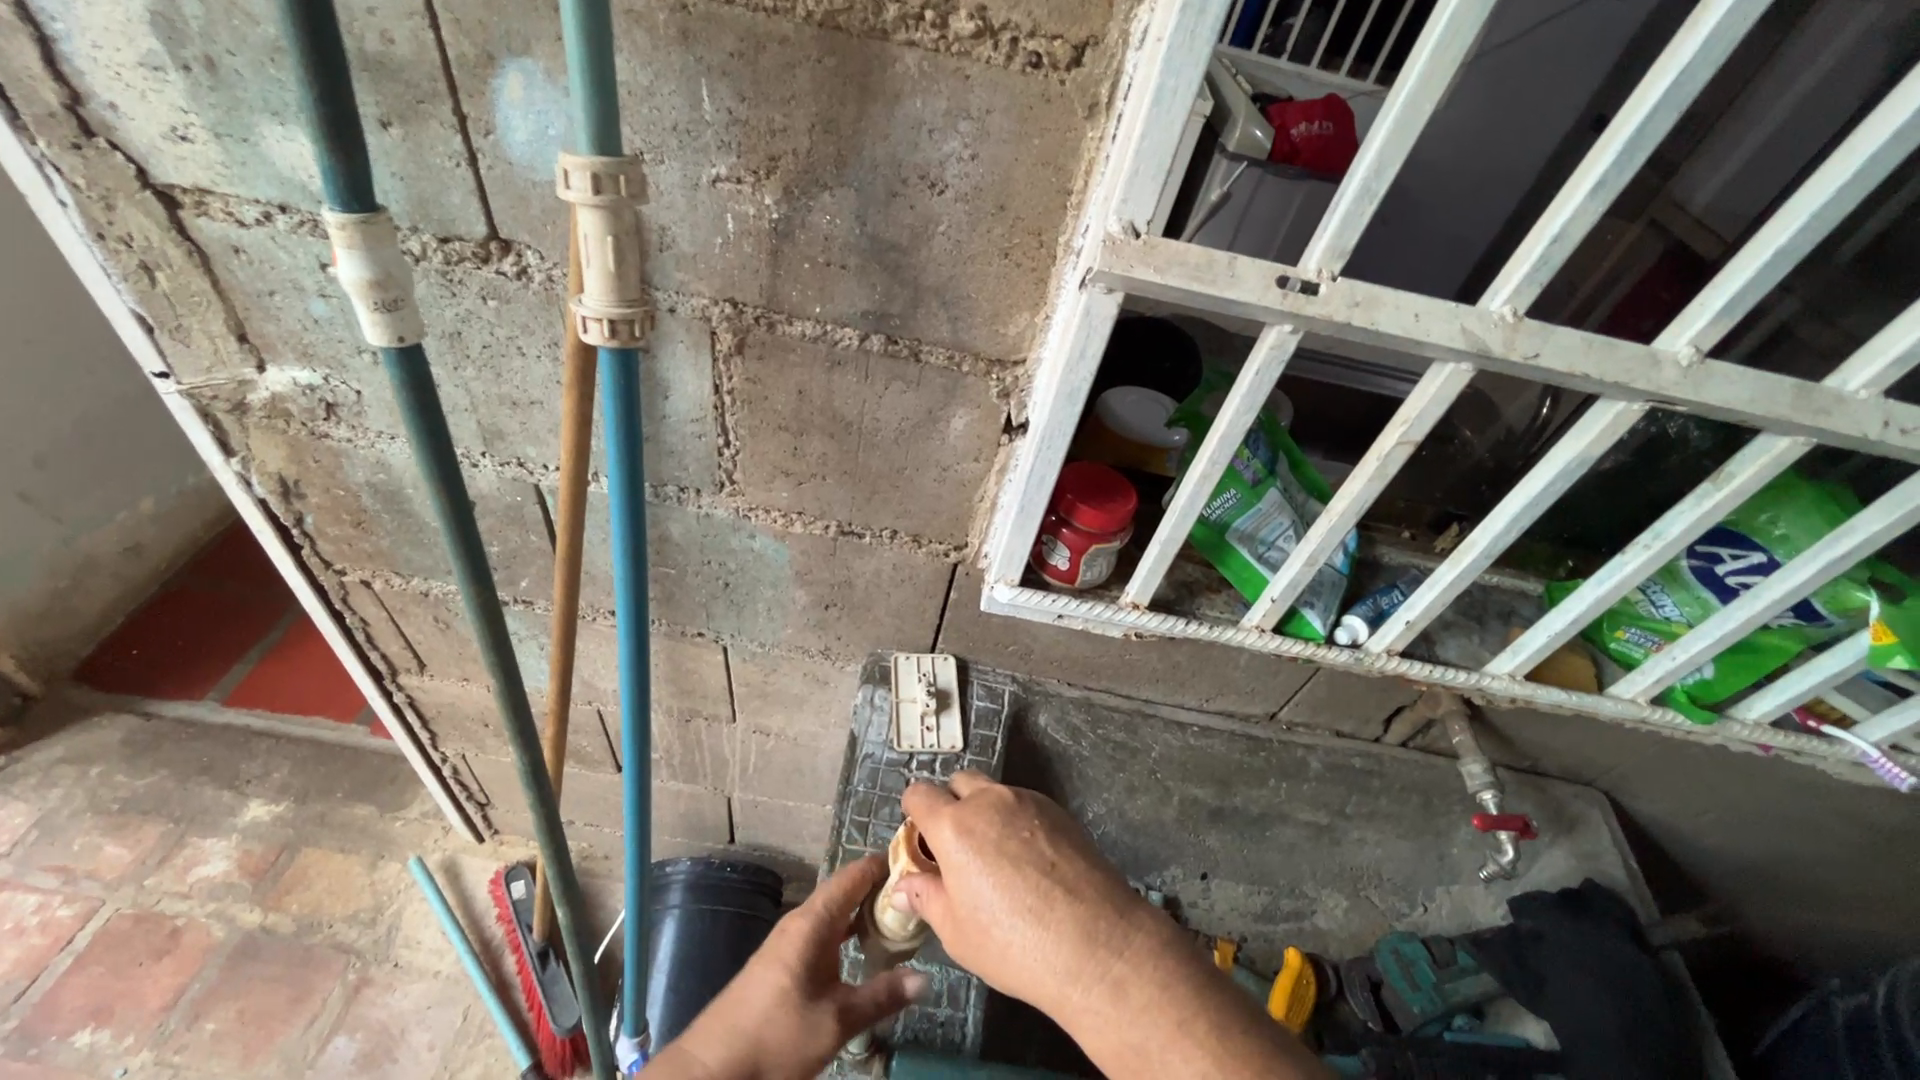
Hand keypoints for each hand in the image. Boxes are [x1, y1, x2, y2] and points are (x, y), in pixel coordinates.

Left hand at [648, 855, 925, 1079]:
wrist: (714, 1067)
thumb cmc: (776, 1036)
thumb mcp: (836, 1020)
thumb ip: (882, 996)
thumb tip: (926, 977)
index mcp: (812, 922)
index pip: (854, 875)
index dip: (885, 865)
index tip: (919, 861)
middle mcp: (801, 923)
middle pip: (846, 892)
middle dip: (882, 891)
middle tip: (921, 895)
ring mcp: (790, 942)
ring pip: (836, 915)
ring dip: (866, 914)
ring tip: (903, 920)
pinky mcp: (784, 962)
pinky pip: (825, 933)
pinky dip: (850, 934)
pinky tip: (867, 951)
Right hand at [891, 771, 1166, 1022]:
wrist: (1097, 944)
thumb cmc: (1015, 945)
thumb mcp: (957, 932)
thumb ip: (926, 899)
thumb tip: (902, 888)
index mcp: (955, 826)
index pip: (920, 793)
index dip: (914, 811)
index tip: (919, 836)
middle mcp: (991, 802)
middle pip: (960, 782)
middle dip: (952, 804)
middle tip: (957, 847)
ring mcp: (1030, 802)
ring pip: (997, 793)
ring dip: (987, 813)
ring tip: (997, 859)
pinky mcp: (1061, 813)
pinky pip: (1026, 807)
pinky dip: (1017, 822)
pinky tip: (1030, 863)